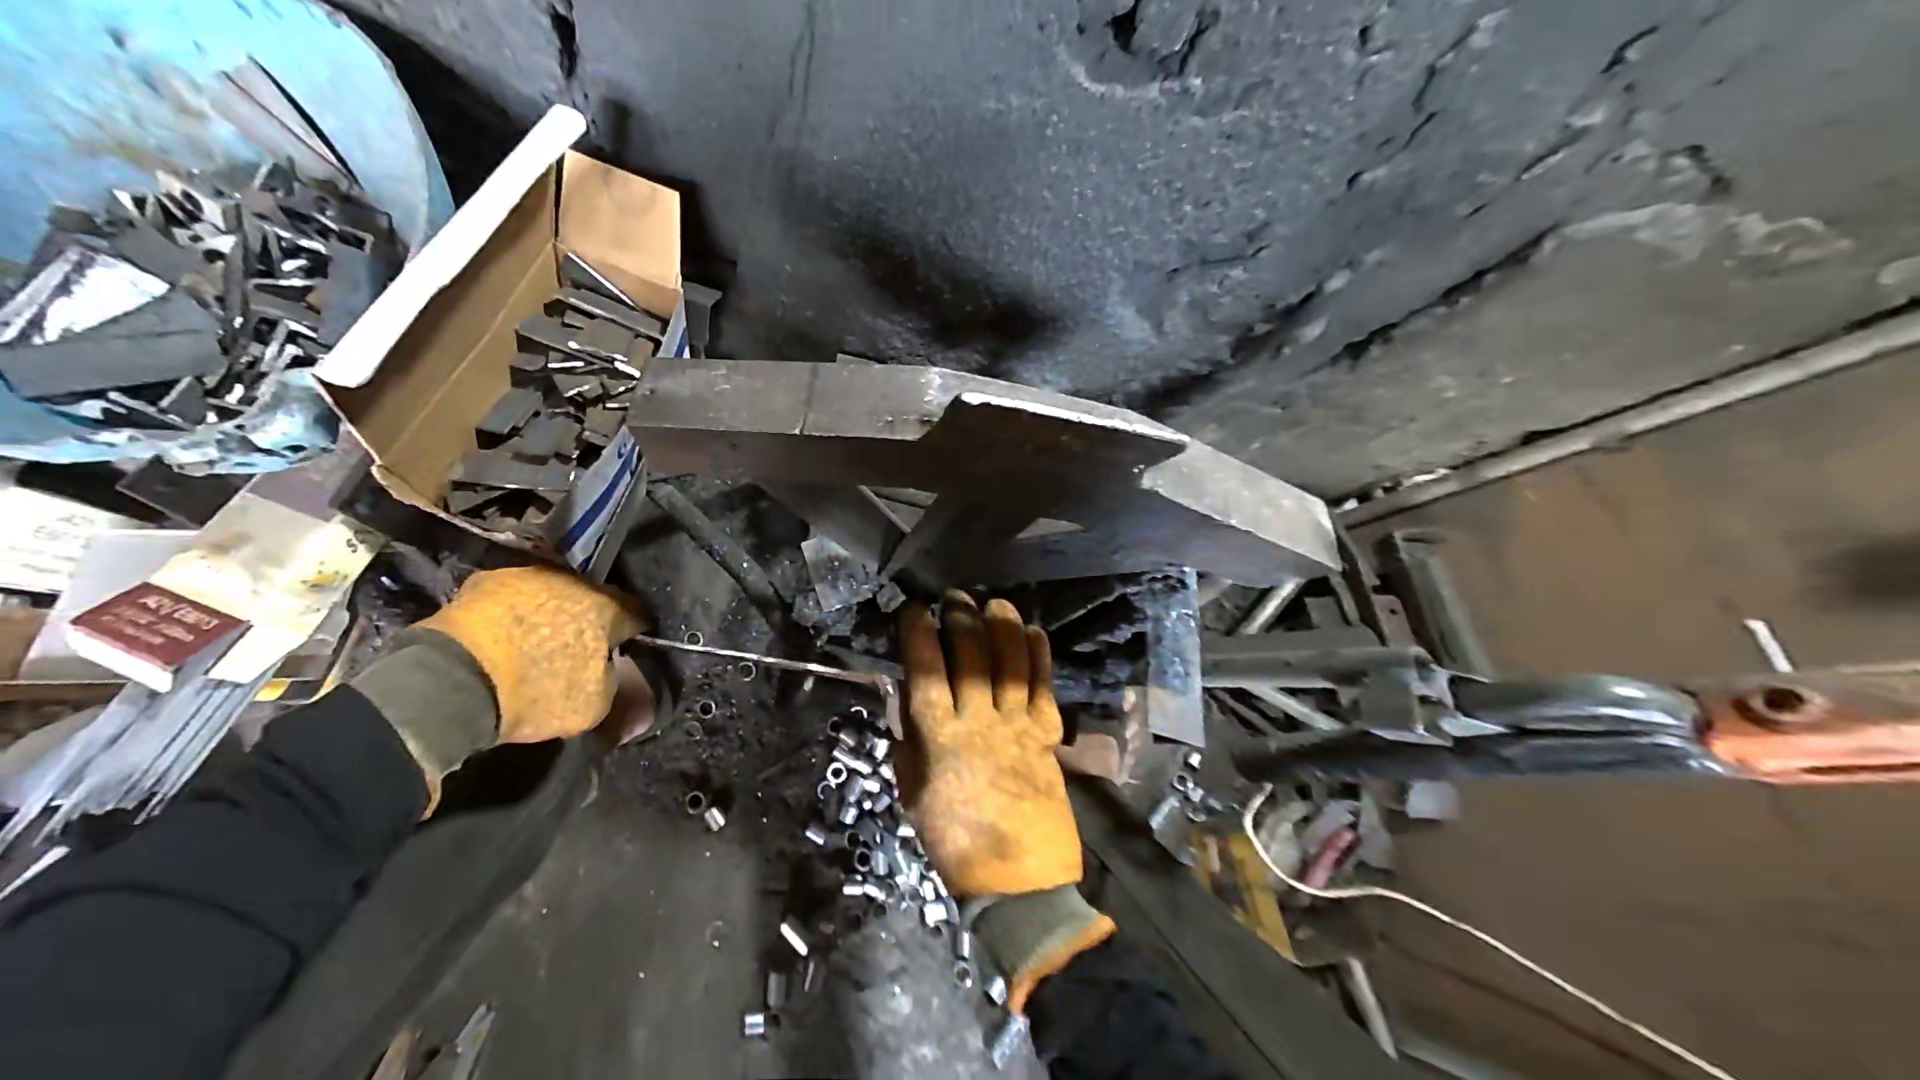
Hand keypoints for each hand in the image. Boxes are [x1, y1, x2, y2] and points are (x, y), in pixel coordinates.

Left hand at [416, 565, 642, 742]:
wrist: (450, 683)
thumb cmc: (535, 693)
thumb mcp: (592, 707)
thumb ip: (614, 684)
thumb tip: (615, 674)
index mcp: (609, 607)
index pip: (637, 614)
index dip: (634, 633)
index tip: (627, 649)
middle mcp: (573, 581)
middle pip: (593, 598)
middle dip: (590, 618)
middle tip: (581, 646)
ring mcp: (526, 576)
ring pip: (551, 593)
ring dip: (551, 611)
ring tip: (538, 639)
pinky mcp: (482, 583)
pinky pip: (511, 598)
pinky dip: (513, 613)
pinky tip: (505, 635)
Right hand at [899, 592, 1081, 897]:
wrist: (1020, 884)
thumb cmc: (956, 844)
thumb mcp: (913, 795)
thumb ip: (909, 744)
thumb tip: (907, 703)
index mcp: (938, 739)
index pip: (925, 671)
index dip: (918, 633)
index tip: (913, 610)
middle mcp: (979, 723)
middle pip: (970, 656)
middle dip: (961, 618)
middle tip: (955, 598)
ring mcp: (1017, 727)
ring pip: (1010, 663)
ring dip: (1002, 626)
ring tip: (995, 603)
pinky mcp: (1047, 737)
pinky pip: (1044, 687)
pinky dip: (1039, 656)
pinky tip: (1033, 633)